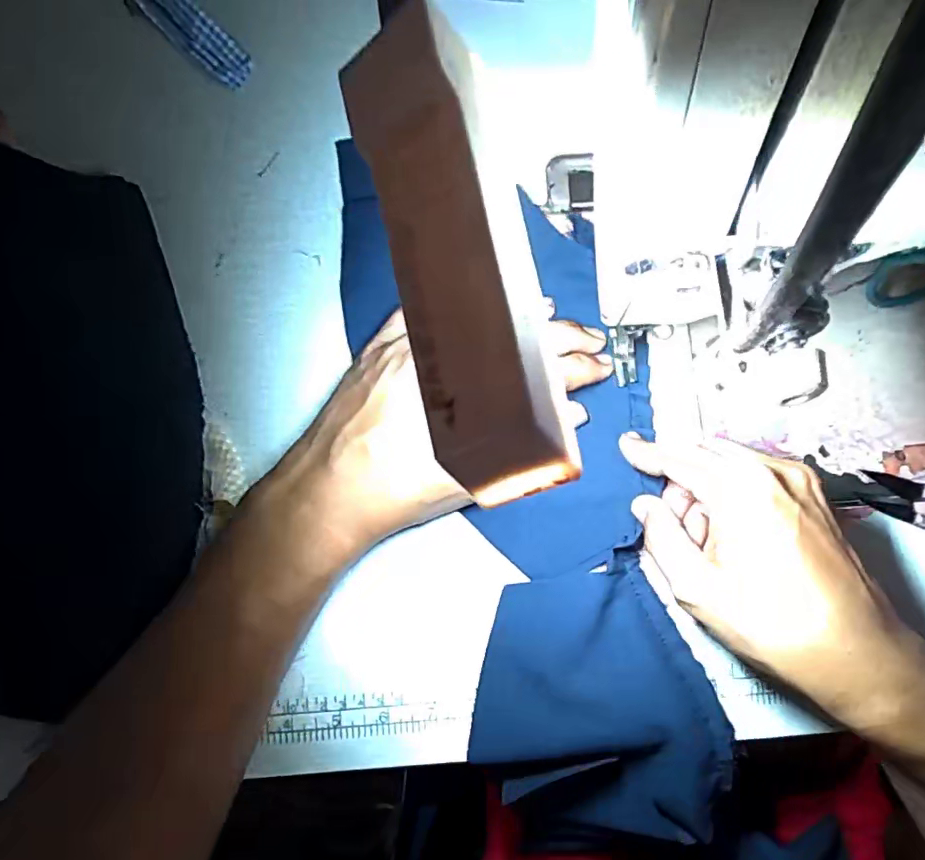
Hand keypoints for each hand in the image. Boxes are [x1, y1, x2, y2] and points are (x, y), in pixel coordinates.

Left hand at [246, 310, 609, 571]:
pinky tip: (482, 304)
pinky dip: (464, 305)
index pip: (537, 369)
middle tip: (588, 342)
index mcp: (466, 395)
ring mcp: (409, 347)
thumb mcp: (478, 478)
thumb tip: (569, 416)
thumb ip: (531, 444)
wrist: (329, 491)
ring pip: (479, 317)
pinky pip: (431, 311)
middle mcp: (440, 360)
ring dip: (520, 318)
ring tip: (550, 318)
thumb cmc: (395, 491)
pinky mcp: (384, 346)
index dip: (576, 366)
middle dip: (561, 336)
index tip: (595, 367)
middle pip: (514, 337)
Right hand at [619, 434, 924, 755]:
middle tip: (672, 527)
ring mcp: (803, 481)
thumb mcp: (699, 590)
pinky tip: (740, 538)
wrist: (853, 647)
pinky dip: (740, 495)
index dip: (649, 454)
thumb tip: (646, 505)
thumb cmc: (776, 626)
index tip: (628, 447)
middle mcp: (776, 471)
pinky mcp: (818, 496)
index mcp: (743, 488)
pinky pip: (764, 479)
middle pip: (710, 456)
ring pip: (737, 466)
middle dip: (682, 481)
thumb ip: (662, 538)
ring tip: (710, 545)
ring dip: (712, 490)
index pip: (681, 458)